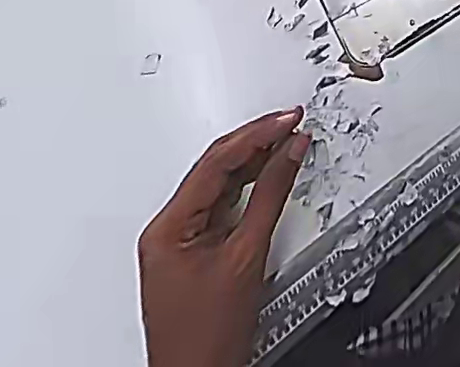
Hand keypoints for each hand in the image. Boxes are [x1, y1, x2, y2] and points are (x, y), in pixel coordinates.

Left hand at [140, 108, 309, 366]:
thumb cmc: (208, 339)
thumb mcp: (247, 255)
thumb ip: (271, 194)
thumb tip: (289, 152)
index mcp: (169, 226)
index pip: (216, 161)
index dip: (256, 134)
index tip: (286, 120)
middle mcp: (170, 227)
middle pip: (216, 166)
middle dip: (257, 140)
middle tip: (290, 121)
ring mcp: (183, 237)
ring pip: (222, 181)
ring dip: (256, 159)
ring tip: (288, 138)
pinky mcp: (198, 247)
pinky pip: (226, 201)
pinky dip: (252, 184)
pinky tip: (273, 171)